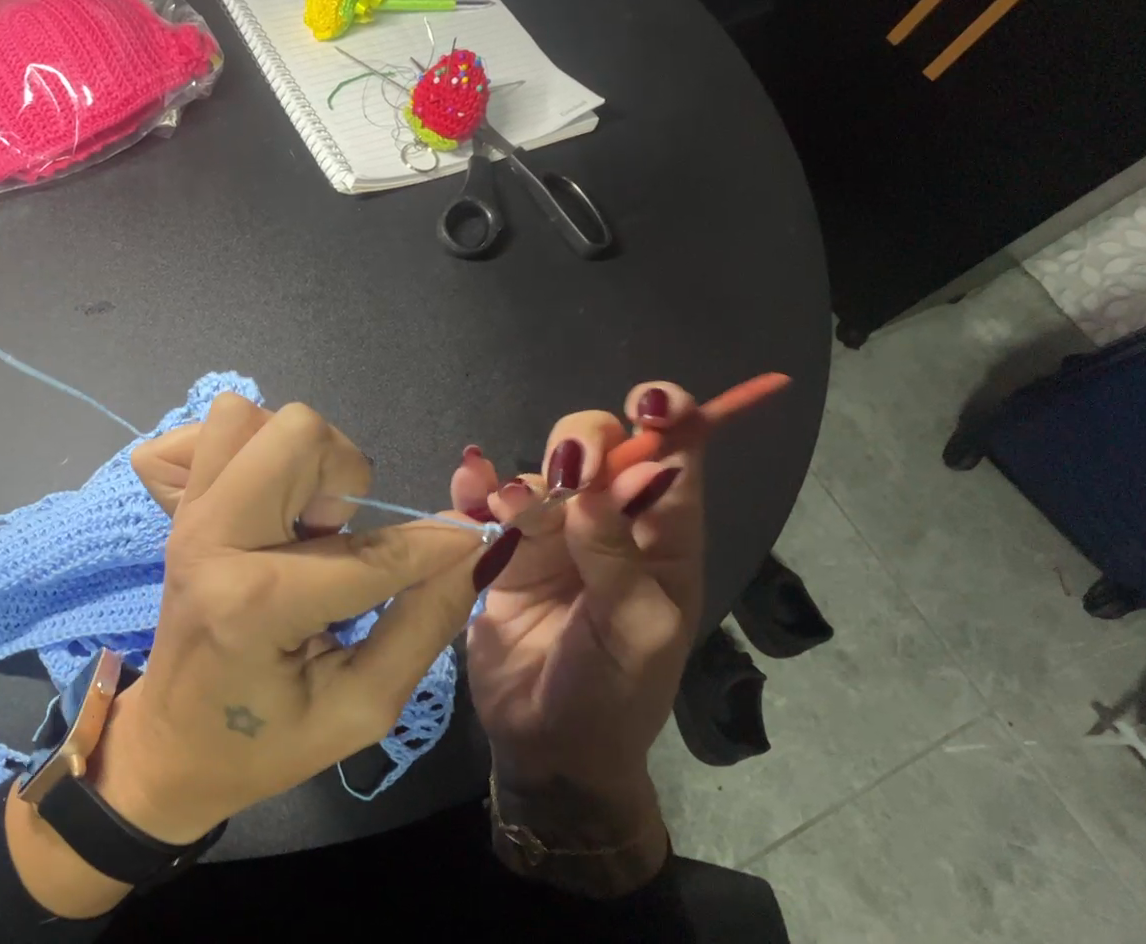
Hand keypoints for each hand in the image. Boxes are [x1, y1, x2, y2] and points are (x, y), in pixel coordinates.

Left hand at [97, 393, 488, 842]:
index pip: (369, 551)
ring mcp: (184, 516)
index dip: (436, 547)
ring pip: (244, 416)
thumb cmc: (267, 742)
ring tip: (299, 519)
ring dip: (292, 456)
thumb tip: (478, 548)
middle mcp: (211, 538)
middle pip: (296, 432)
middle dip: (343, 476)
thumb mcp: (361, 707)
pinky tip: (256, 499)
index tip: (467, 543)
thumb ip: (425, 623)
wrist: (172, 747)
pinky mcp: (170, 509)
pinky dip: (236, 451)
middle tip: (338, 535)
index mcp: (254, 603)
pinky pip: (194, 435)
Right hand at [453, 382, 705, 792]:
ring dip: (525, 475)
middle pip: (600, 447)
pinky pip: (487, 502)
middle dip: (584, 444)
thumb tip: (592, 489)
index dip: (671, 417)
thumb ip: (619, 560)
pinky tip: (469, 482)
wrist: (548, 742)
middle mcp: (607, 522)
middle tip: (568, 474)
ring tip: (505, 505)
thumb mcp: (638, 633)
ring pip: (540, 470)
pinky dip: (476, 485)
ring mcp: (550, 534)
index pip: (676, 455)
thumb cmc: (615, 692)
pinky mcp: (501, 550)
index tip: (648, 403)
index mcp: (662, 536)